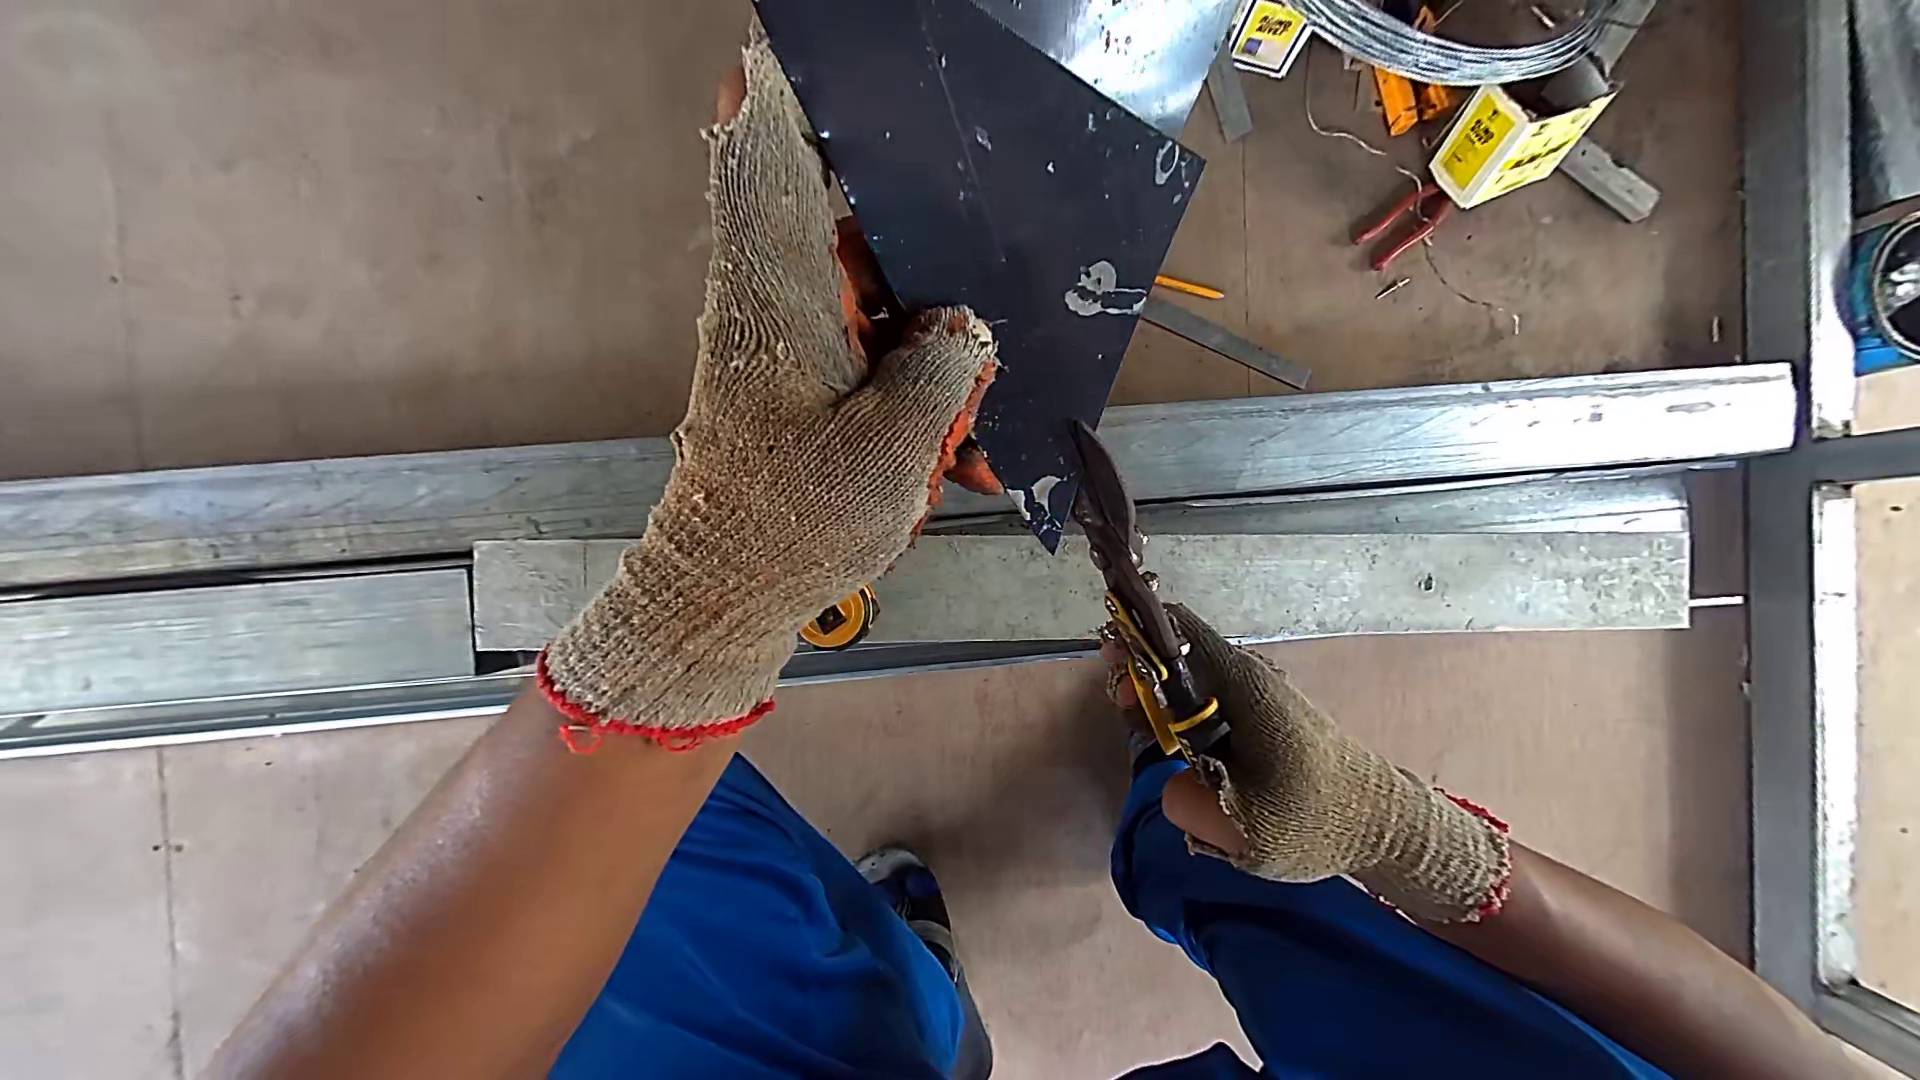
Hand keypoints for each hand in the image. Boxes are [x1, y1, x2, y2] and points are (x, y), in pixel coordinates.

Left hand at [539, 32, 997, 749]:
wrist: (732, 591)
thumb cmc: (796, 523)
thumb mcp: (891, 446)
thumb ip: (939, 365)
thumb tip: (962, 323)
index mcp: (778, 296)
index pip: (768, 154)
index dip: (791, 90)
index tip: (825, 56)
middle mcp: (775, 304)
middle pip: (843, 220)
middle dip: (916, 238)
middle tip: (969, 280)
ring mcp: (791, 347)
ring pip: (871, 295)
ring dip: (929, 336)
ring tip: (970, 402)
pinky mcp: (804, 386)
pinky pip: (872, 356)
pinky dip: (915, 388)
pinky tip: (958, 448)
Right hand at [1121, 604, 1510, 922]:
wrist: (1386, 825)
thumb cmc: (1317, 819)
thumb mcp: (1245, 828)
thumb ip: (1187, 804)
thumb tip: (1169, 782)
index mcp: (1239, 683)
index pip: (1176, 629)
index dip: (1136, 636)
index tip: (1112, 658)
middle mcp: (1245, 675)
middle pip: (1175, 649)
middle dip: (1140, 667)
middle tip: (1121, 699)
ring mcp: (1253, 691)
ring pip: (1189, 673)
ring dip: (1158, 690)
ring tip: (1138, 716)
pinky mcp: (1259, 711)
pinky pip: (1206, 694)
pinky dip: (1179, 706)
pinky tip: (1170, 735)